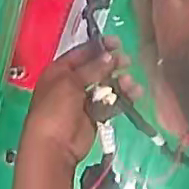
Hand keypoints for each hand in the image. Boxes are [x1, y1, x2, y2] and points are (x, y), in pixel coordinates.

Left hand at [20, 36, 141, 167]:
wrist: (54, 146)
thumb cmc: (56, 109)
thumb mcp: (70, 82)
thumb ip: (92, 68)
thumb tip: (110, 56)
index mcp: (59, 71)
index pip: (81, 53)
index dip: (99, 46)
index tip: (117, 43)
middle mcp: (71, 83)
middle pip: (96, 68)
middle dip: (112, 64)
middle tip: (127, 62)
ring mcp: (83, 100)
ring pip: (106, 85)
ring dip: (119, 82)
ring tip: (130, 83)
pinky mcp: (95, 115)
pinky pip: (111, 102)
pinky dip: (122, 98)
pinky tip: (133, 94)